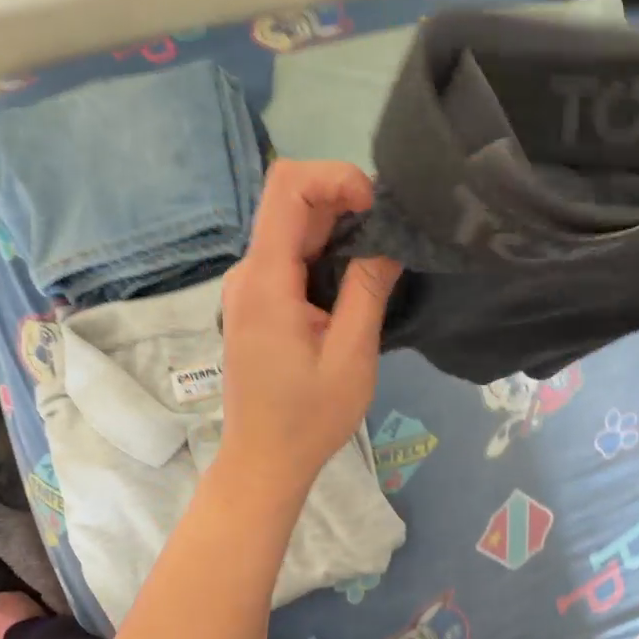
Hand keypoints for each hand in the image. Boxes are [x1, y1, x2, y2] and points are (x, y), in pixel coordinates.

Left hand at [218, 160, 401, 489]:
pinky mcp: (255, 306)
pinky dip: (323, 258)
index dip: (335, 177)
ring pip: (292, 232)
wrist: (264, 462)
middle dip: (344, 205)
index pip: (288, 186)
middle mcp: (248, 274)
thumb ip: (367, 291)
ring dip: (336, 233)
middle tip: (390, 239)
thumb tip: (387, 242)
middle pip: (291, 204)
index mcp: (266, 281)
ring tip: (379, 265)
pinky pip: (290, 261)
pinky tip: (353, 286)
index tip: (375, 209)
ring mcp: (248, 290)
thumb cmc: (308, 419)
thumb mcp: (351, 357)